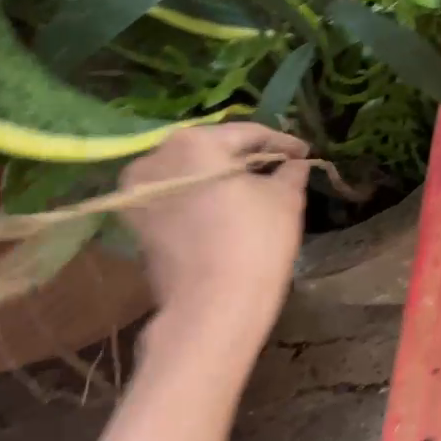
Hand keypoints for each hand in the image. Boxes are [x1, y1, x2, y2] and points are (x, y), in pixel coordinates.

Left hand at [117, 123, 310, 335]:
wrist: (213, 307)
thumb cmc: (255, 240)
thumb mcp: (286, 196)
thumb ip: (290, 171)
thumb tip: (294, 163)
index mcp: (194, 142)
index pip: (248, 133)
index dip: (282, 143)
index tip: (304, 153)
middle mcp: (156, 159)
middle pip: (212, 149)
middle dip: (246, 157)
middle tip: (279, 167)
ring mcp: (138, 193)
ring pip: (191, 173)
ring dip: (221, 177)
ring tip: (254, 187)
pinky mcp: (135, 223)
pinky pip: (176, 196)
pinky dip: (201, 197)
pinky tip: (229, 208)